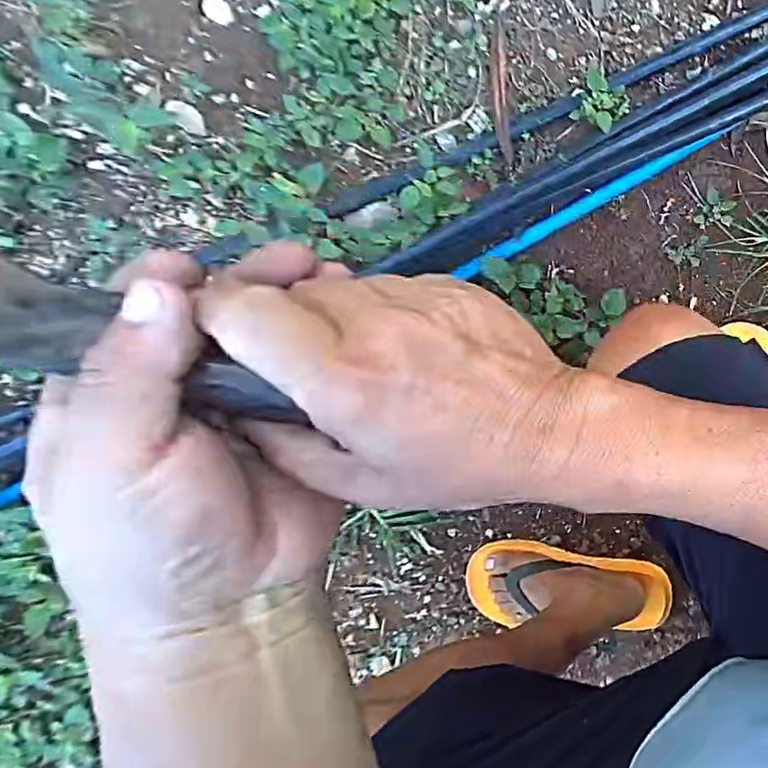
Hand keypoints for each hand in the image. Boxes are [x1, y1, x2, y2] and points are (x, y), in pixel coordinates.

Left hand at [24, 244, 349, 640]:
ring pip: (270, 336)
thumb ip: (129, 375)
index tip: (202, 267)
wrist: (232, 604)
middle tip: (296, 261)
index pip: (130, 313)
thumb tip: (159, 287)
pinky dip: (333, 340)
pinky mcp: (303, 416)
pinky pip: (315, 369)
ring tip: (335, 276)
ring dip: (298, 302)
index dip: (165, 282)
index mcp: (114, 386)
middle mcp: (183, 382)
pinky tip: (357, 319)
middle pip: (214, 315)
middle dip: (252, 282)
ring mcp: (250, 398)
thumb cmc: (145, 540)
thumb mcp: (112, 460)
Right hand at [195, 268, 582, 511]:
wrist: (547, 425)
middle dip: (283, 321)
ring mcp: (420, 296)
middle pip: (291, 291)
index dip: (220, 317)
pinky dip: (389, 310)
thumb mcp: (364, 484)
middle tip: (311, 362)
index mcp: (344, 377)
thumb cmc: (460, 464)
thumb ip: (286, 446)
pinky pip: (395, 286)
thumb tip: (242, 409)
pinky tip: (416, 346)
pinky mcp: (453, 284)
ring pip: (345, 286)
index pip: (243, 308)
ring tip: (374, 358)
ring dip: (340, 315)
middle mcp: (376, 324)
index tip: (227, 338)